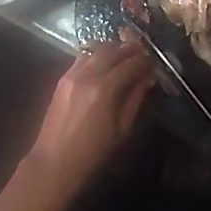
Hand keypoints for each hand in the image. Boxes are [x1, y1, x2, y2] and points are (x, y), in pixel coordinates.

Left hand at [23, 39, 154, 198]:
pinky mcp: (63, 78)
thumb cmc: (93, 152)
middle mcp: (88, 75)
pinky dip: (97, 55)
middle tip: (143, 55)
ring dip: (113, 50)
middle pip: (113, 50)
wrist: (55, 162)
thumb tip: (149, 78)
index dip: (145, 60)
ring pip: (96, 49)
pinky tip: (105, 65)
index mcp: (104, 89)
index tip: (155, 62)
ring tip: (125, 59)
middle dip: (130, 49)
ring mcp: (72, 74)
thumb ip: (136, 99)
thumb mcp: (122, 129)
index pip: (131, 63)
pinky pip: (83, 57)